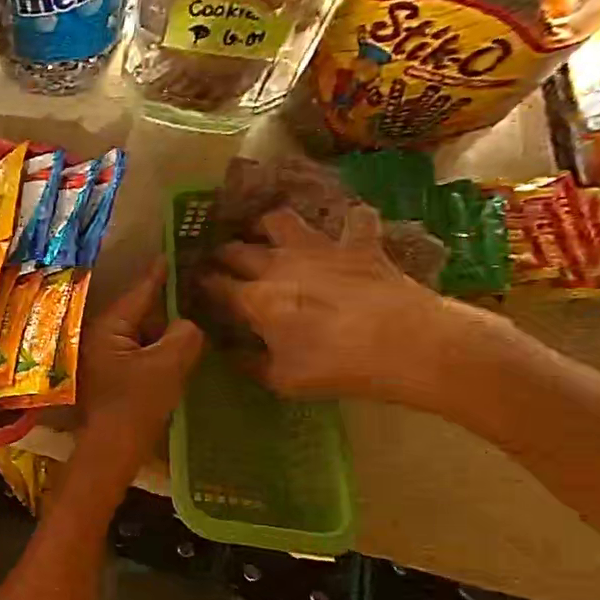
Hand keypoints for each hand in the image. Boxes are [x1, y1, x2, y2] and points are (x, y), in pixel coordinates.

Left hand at [77, 260, 203, 459]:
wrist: (111, 450)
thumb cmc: (135, 405)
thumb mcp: (167, 365)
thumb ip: (183, 334)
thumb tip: (188, 323)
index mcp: (107, 326)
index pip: (140, 291)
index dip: (162, 272)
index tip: (177, 251)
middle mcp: (99, 335)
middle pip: (141, 311)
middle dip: (168, 305)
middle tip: (201, 290)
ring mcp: (101, 355)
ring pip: (140, 332)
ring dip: (164, 330)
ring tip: (198, 318)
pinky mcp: (109, 374)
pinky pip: (138, 350)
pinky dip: (157, 349)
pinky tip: (180, 350)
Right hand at [200, 205, 481, 403]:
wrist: (406, 344)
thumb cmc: (335, 366)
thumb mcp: (281, 380)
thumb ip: (250, 363)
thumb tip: (230, 353)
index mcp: (254, 299)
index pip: (214, 284)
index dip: (200, 283)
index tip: (194, 285)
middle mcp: (278, 265)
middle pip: (237, 248)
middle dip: (222, 252)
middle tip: (220, 258)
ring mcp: (319, 250)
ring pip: (281, 220)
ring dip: (268, 223)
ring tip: (265, 230)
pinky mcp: (360, 246)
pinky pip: (356, 220)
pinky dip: (352, 221)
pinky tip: (349, 226)